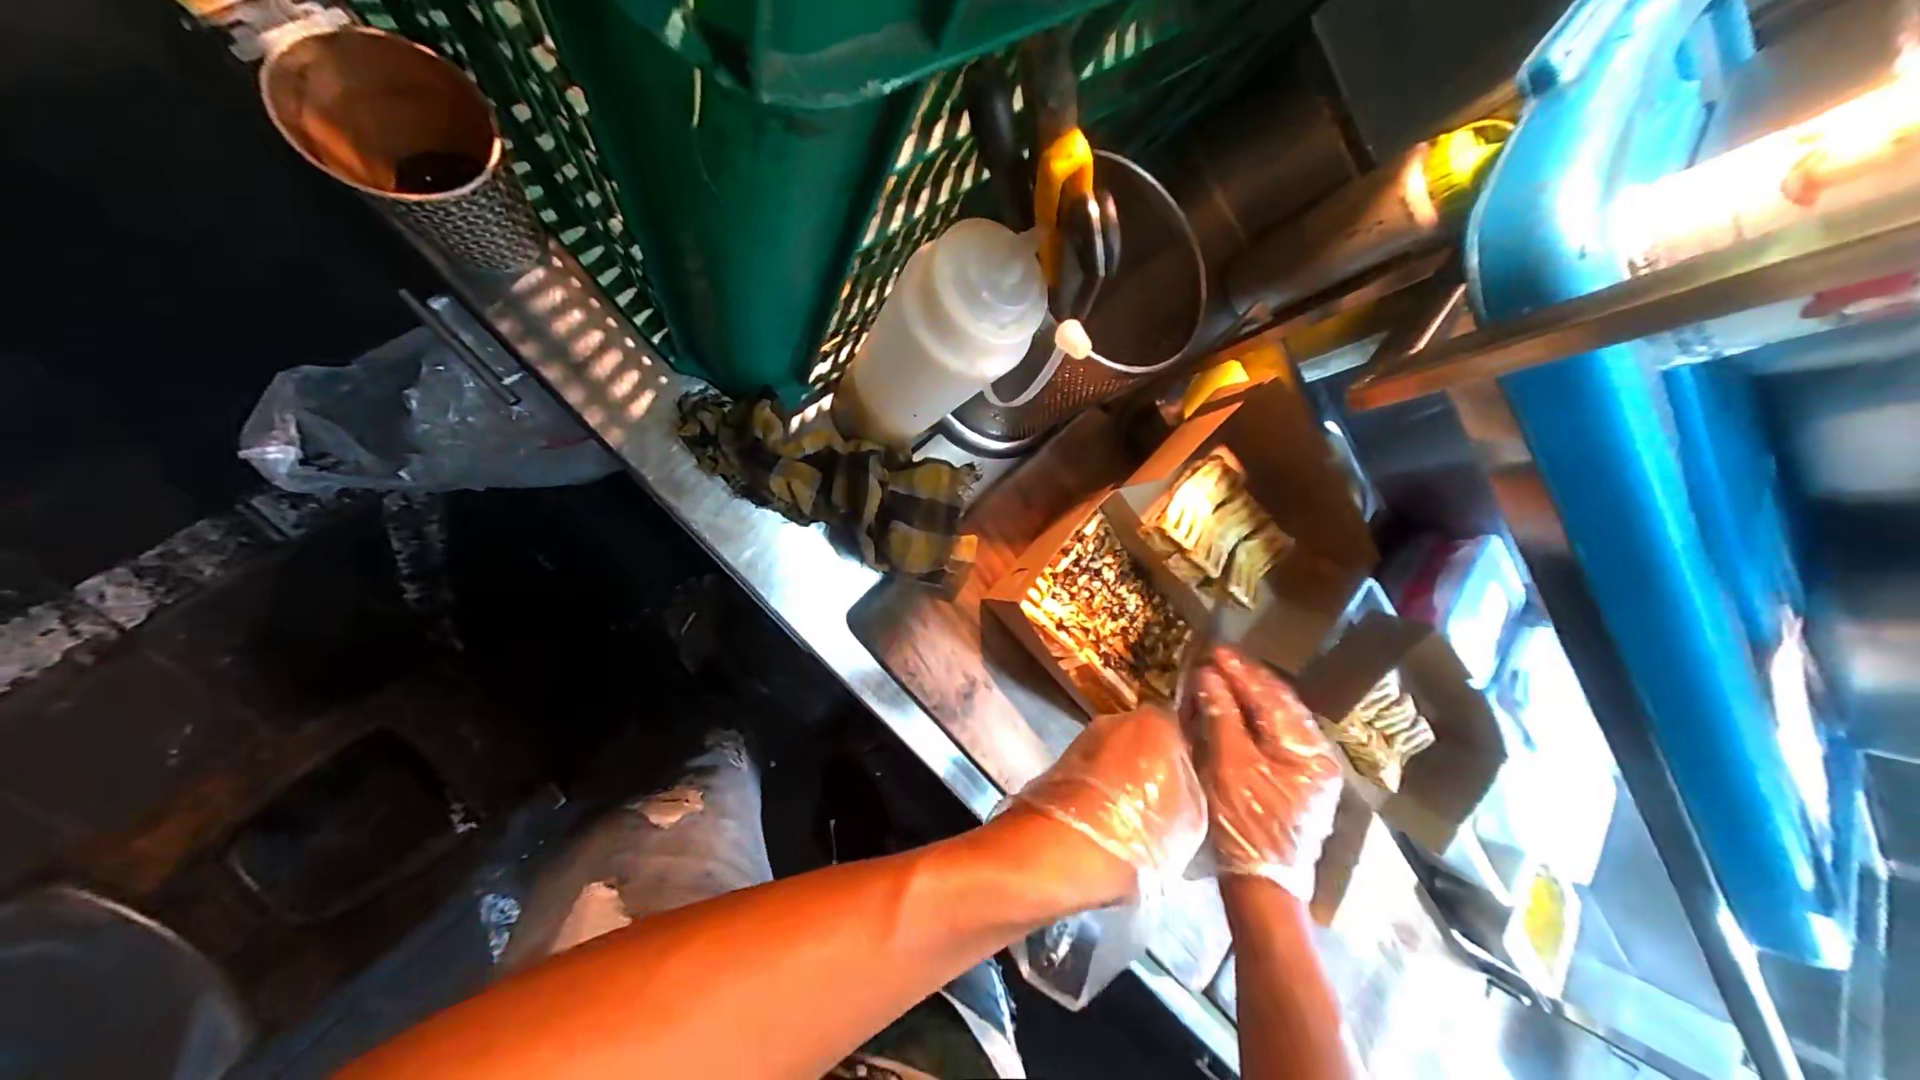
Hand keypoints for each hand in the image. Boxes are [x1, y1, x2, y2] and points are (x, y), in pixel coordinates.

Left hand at [1005, 706, 1208, 908]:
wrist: (1064, 848)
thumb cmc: (1141, 832)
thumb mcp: (1193, 817)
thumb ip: (1194, 783)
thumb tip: (1188, 775)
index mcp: (1156, 722)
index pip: (1183, 727)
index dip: (1190, 754)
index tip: (1195, 780)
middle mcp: (1117, 718)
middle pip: (1146, 737)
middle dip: (1155, 763)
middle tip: (1166, 801)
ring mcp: (1084, 737)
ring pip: (1117, 753)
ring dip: (1126, 775)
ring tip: (1134, 816)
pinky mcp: (1060, 760)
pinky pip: (1093, 770)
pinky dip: (1101, 787)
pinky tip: (1107, 817)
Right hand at [1188, 646, 1342, 900]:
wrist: (1263, 886)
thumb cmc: (1246, 825)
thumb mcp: (1230, 766)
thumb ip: (1222, 716)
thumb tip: (1208, 675)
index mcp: (1309, 751)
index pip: (1272, 698)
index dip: (1241, 672)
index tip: (1215, 651)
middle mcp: (1318, 756)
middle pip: (1280, 705)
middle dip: (1247, 680)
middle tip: (1217, 659)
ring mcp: (1310, 771)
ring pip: (1278, 720)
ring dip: (1249, 698)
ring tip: (1223, 678)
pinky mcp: (1296, 783)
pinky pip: (1275, 738)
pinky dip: (1253, 720)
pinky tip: (1234, 710)